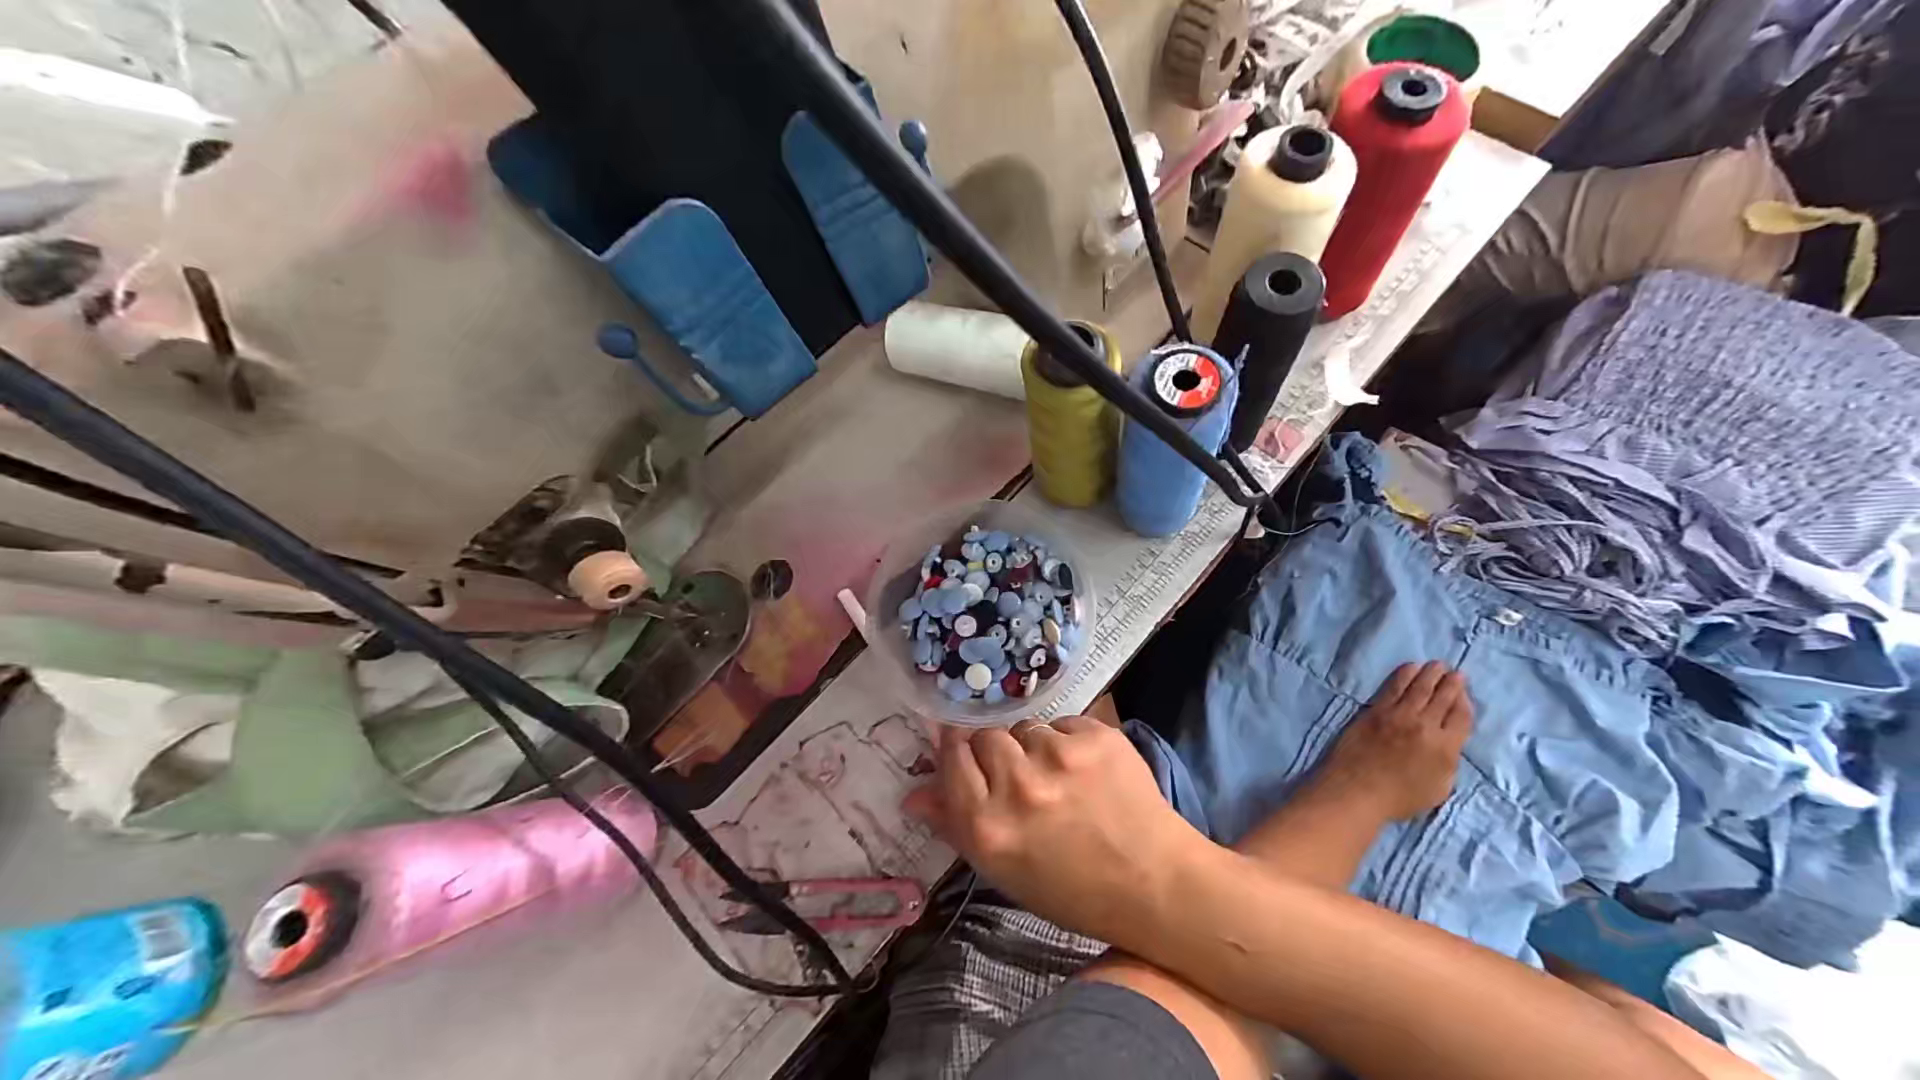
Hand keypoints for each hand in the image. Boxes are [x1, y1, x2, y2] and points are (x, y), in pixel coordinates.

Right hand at [905, 717, 1204, 945]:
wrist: (1155, 882)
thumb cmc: (1072, 889)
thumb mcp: (1004, 870)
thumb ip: (955, 825)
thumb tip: (913, 795)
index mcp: (987, 825)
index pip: (952, 757)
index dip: (957, 752)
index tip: (964, 752)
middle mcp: (1018, 785)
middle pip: (985, 736)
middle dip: (996, 752)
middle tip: (1020, 777)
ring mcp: (1059, 756)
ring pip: (1025, 727)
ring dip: (1033, 746)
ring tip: (1058, 778)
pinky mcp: (1096, 736)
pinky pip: (1063, 723)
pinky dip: (1068, 741)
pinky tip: (1085, 771)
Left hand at [1311, 661, 1473, 821]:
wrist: (1356, 789)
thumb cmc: (1399, 798)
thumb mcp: (1439, 788)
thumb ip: (1449, 761)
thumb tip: (1449, 742)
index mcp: (1446, 748)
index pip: (1462, 717)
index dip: (1465, 702)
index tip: (1465, 693)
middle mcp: (1425, 726)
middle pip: (1442, 698)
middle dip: (1451, 682)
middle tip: (1455, 671)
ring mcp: (1398, 715)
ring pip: (1419, 688)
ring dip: (1430, 674)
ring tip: (1436, 664)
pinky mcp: (1375, 710)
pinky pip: (1393, 687)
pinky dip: (1403, 675)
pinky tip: (1409, 667)